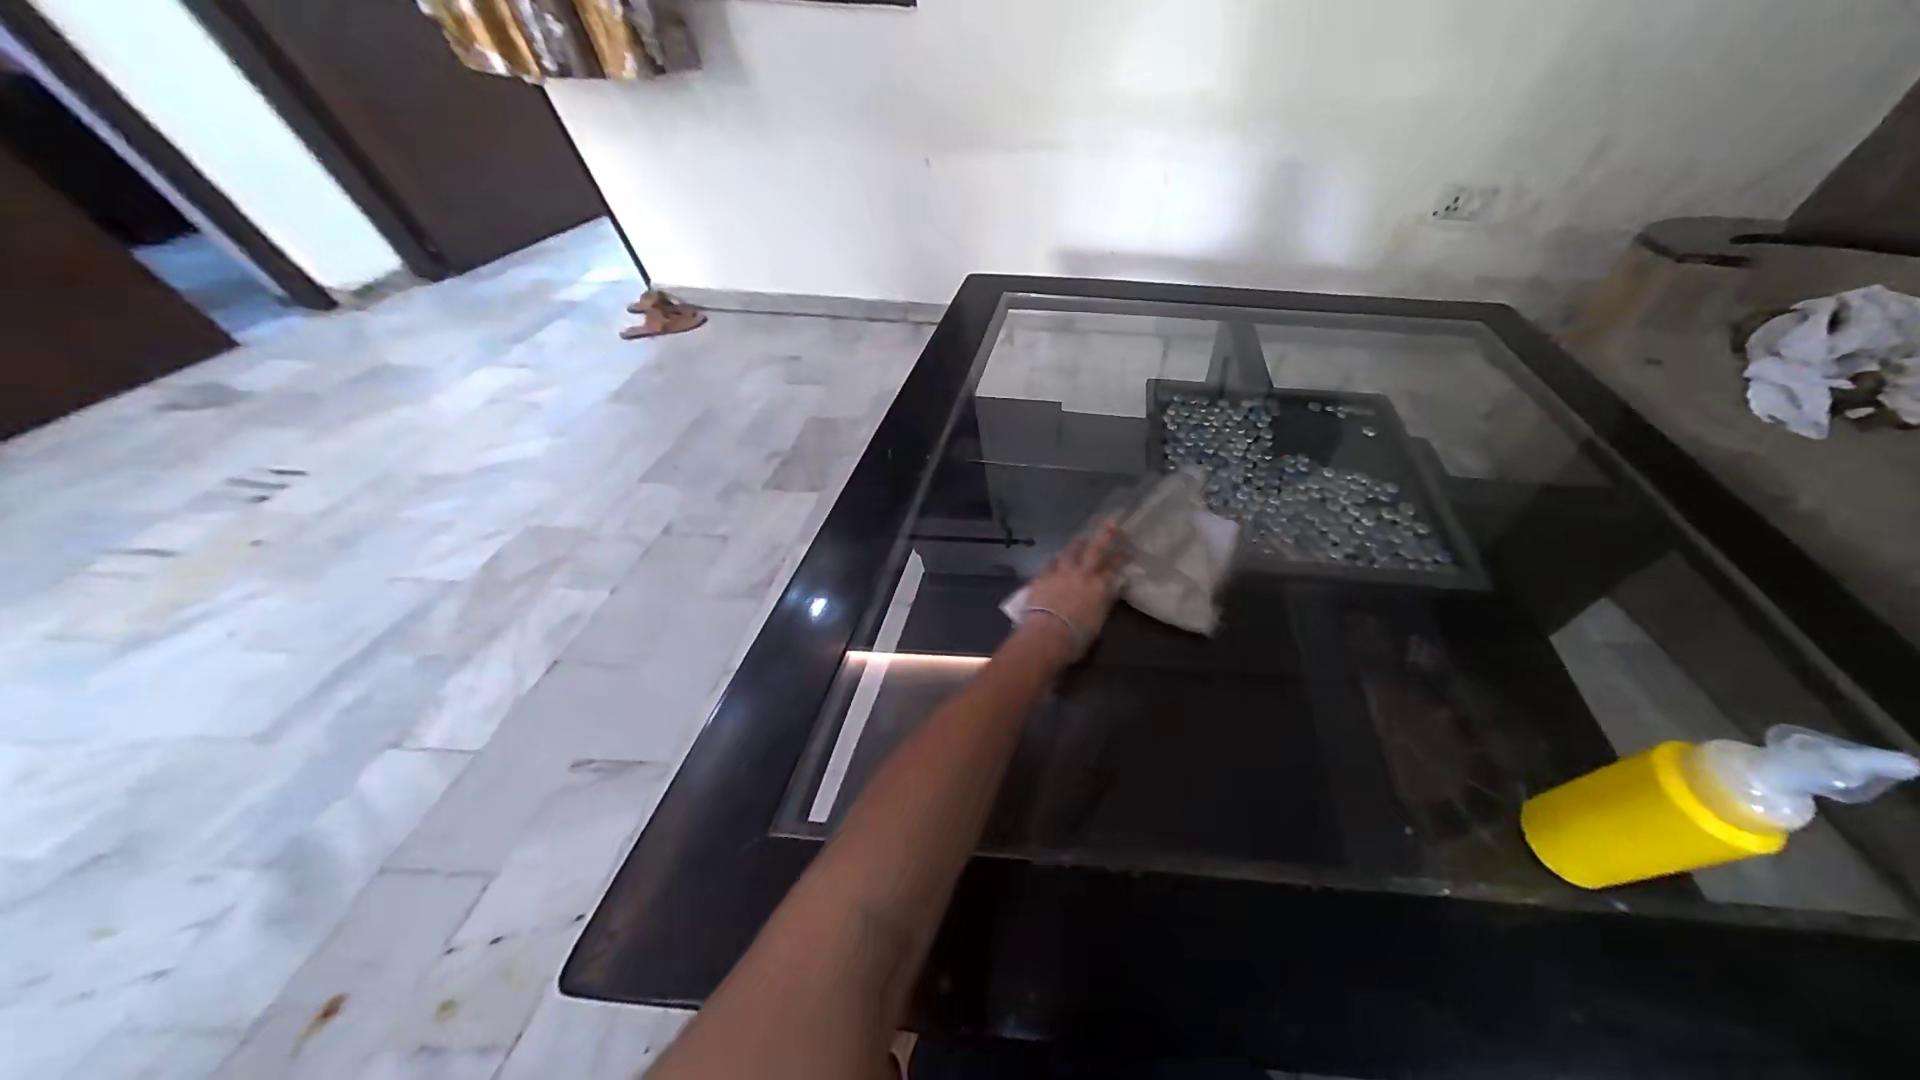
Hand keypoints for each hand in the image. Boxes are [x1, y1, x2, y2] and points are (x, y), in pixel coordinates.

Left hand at [1022, 520, 1123, 657]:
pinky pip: (1051, 562)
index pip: (1115, 567)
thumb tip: (1108, 591)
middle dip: (1106, 534)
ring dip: (1077, 543)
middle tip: (1112, 521)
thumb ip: (1103, 602)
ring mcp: (1061, 572)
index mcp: (1101, 586)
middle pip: (1096, 549)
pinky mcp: (1043, 576)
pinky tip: (1057, 558)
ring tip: (1081, 538)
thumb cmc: (1077, 636)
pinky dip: (1057, 559)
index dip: (1122, 557)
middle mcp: (1083, 573)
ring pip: (1071, 550)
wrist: (1047, 634)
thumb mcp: (1098, 621)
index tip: (1127, 550)